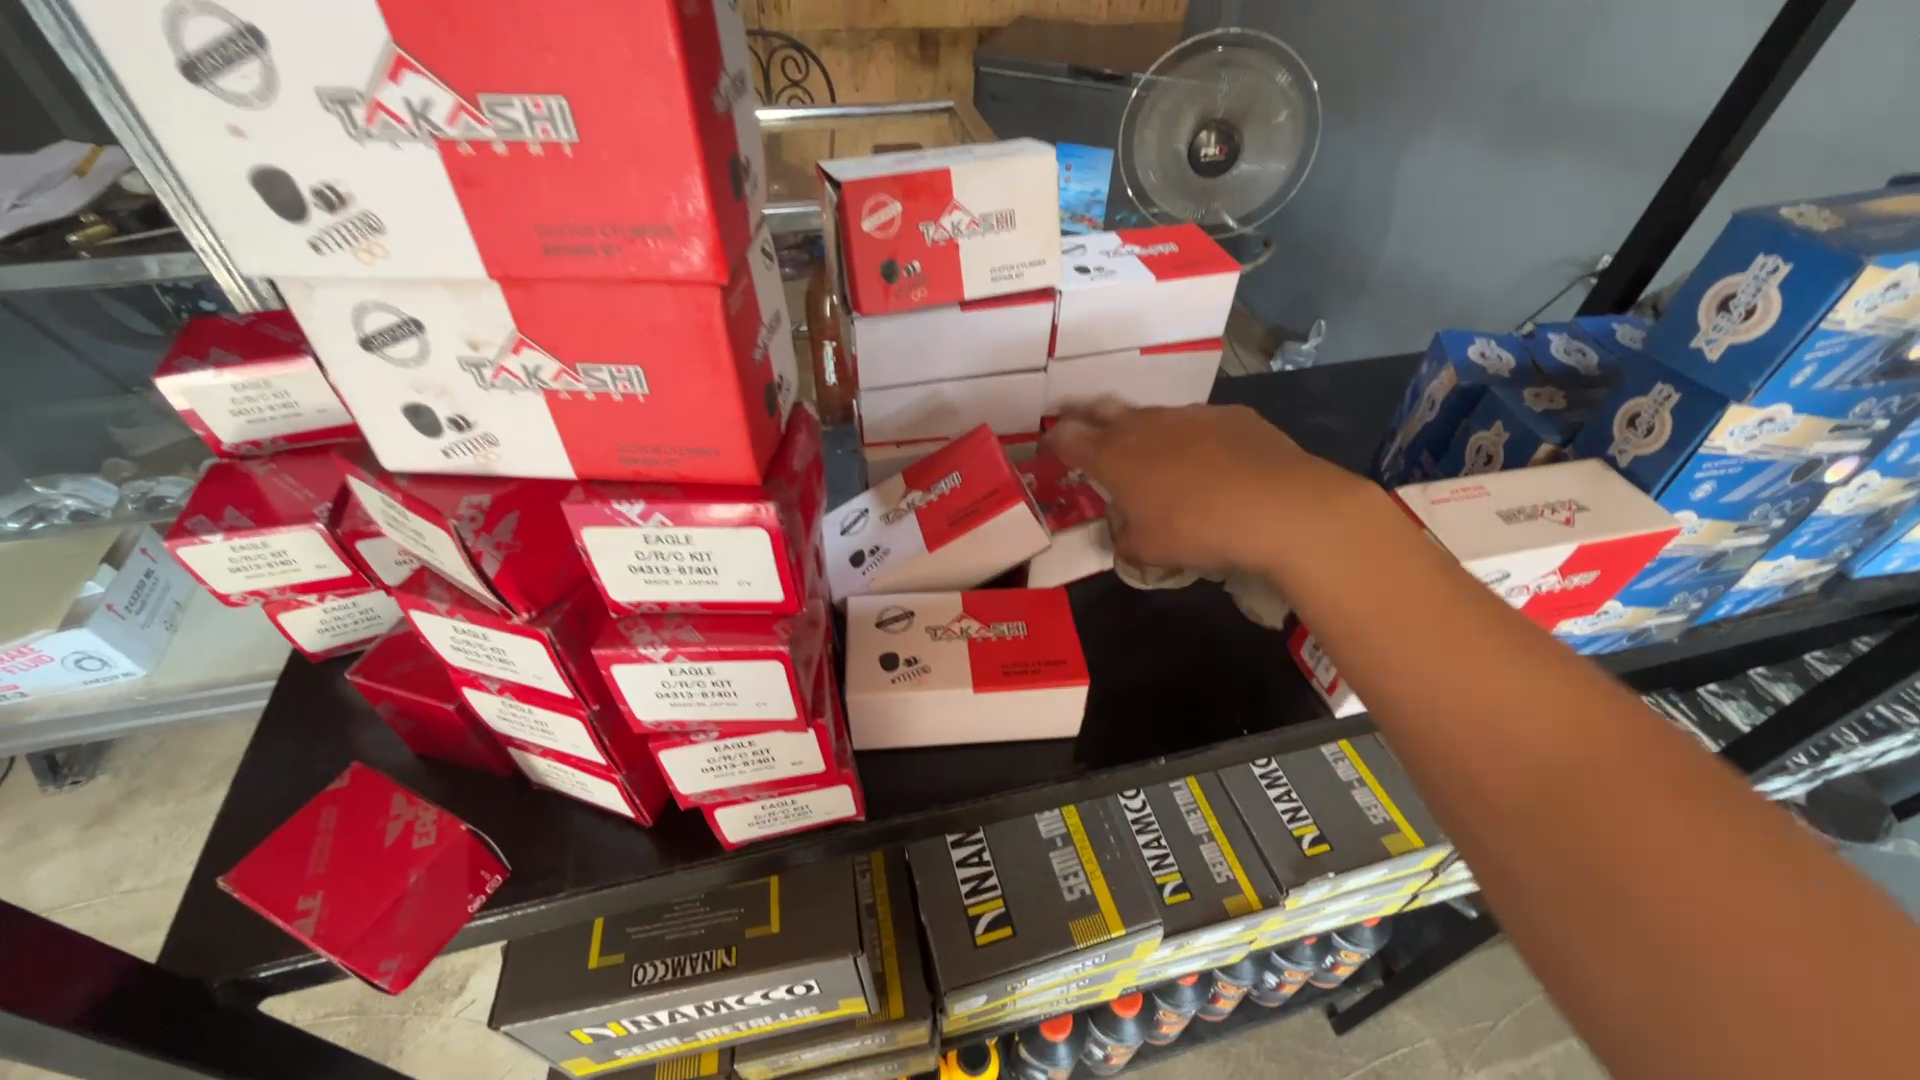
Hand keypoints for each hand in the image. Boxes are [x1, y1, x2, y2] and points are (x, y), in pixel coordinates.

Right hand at [1045, 400, 1371, 573]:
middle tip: (1077, 419)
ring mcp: (1189, 415)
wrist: (1278, 505)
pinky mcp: (1230, 415)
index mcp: (1114, 457)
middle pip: (1103, 411)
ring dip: (1142, 428)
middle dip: (1086, 415)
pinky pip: (1198, 423)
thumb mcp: (1149, 550)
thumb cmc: (1197, 530)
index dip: (1055, 442)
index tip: (1050, 447)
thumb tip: (1124, 539)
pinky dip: (1191, 438)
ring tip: (1148, 447)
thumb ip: (1127, 541)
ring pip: (1153, 415)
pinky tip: (1209, 459)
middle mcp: (1145, 426)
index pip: (1069, 439)